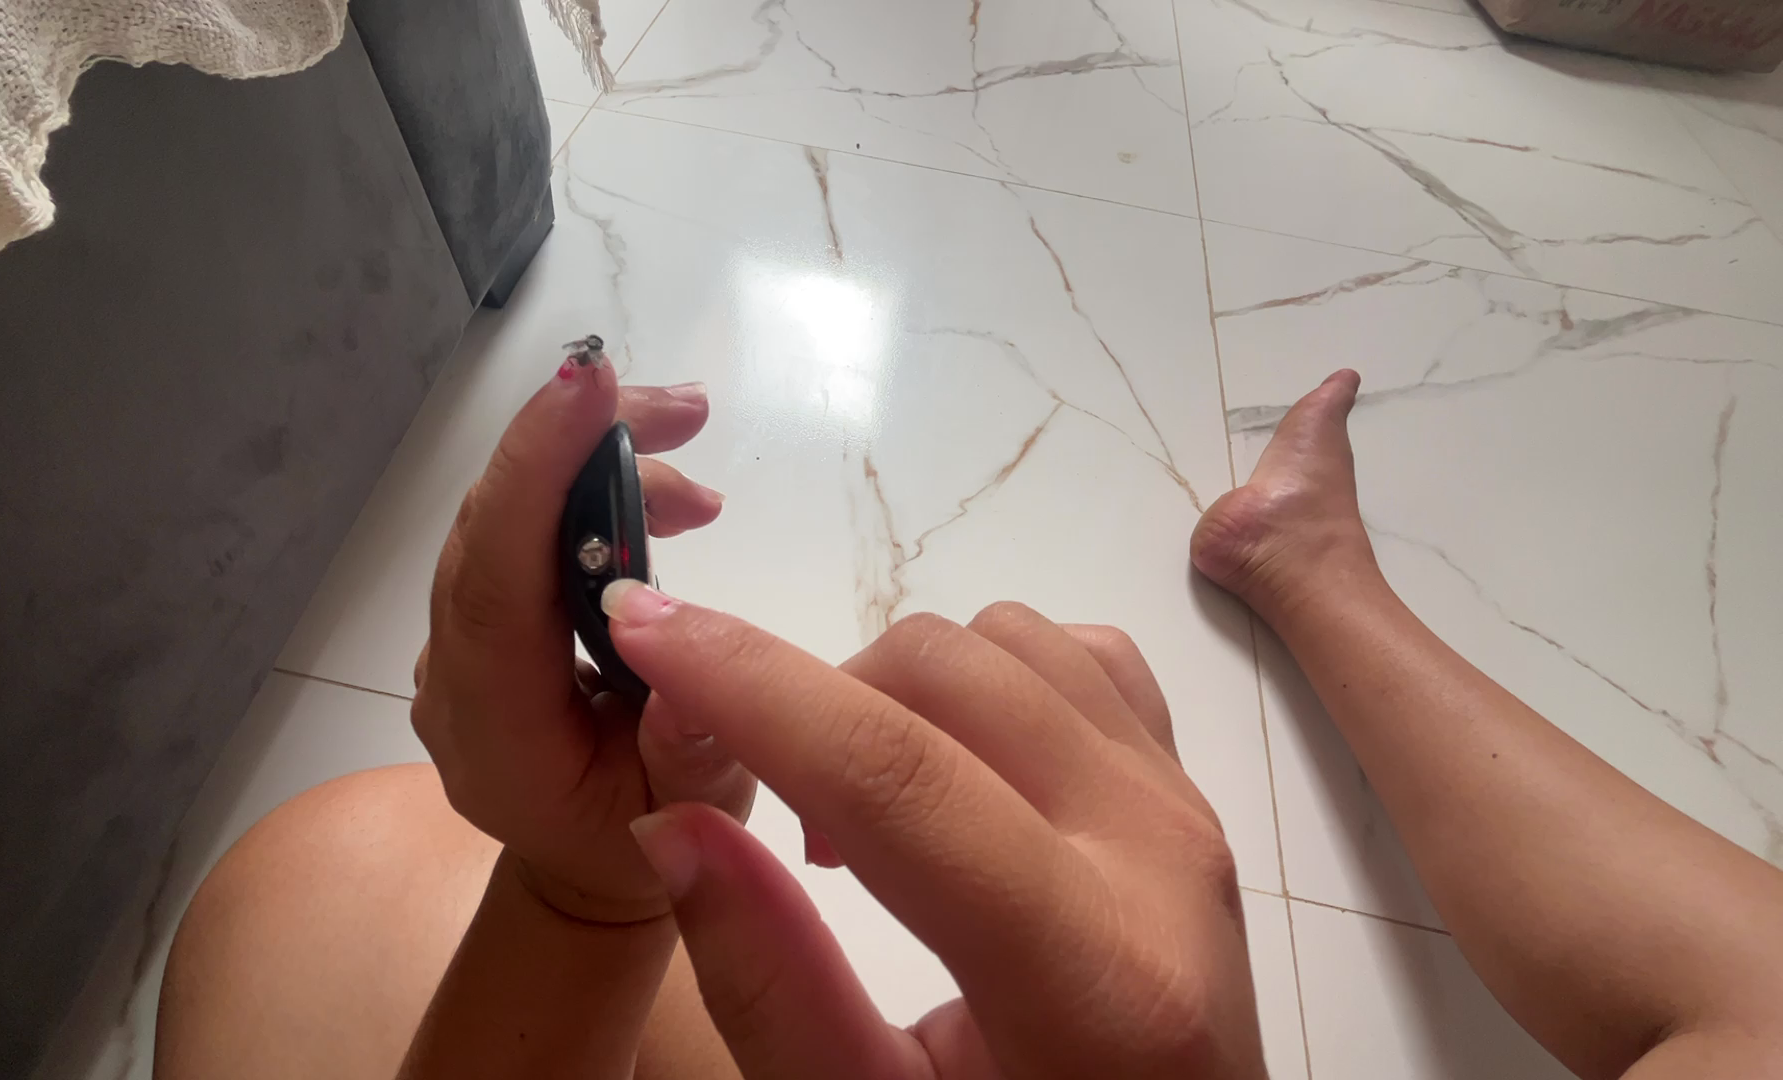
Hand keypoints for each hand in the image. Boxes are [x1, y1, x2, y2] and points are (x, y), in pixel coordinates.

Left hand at [410, 357, 752, 924]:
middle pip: (496, 524)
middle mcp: (460, 672)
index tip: (592, 384)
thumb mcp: (690, 818)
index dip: (535, 474)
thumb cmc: (640, 845)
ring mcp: (469, 640)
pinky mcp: (495, 617)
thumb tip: (695, 651)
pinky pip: (528, 533)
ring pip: (512, 517)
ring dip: (603, 469)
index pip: (494, 585)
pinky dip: (595, 496)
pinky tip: (669, 505)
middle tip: (687, 410)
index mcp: (496, 732)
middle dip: (584, 444)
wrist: (587, 859)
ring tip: (701, 488)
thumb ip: (691, 750)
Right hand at [604, 588, 1267, 1077]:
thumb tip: (670, 825)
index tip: (645, 624)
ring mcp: (1181, 796)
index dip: (750, 683)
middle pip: (942, 672)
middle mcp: (1157, 848)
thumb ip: (768, 983)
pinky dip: (988, 668)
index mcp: (1095, 974)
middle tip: (790, 817)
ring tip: (877, 798)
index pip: (890, 773)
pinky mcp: (1181, 773)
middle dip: (814, 698)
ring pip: (1003, 639)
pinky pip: (1073, 653)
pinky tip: (959, 750)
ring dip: (896, 687)